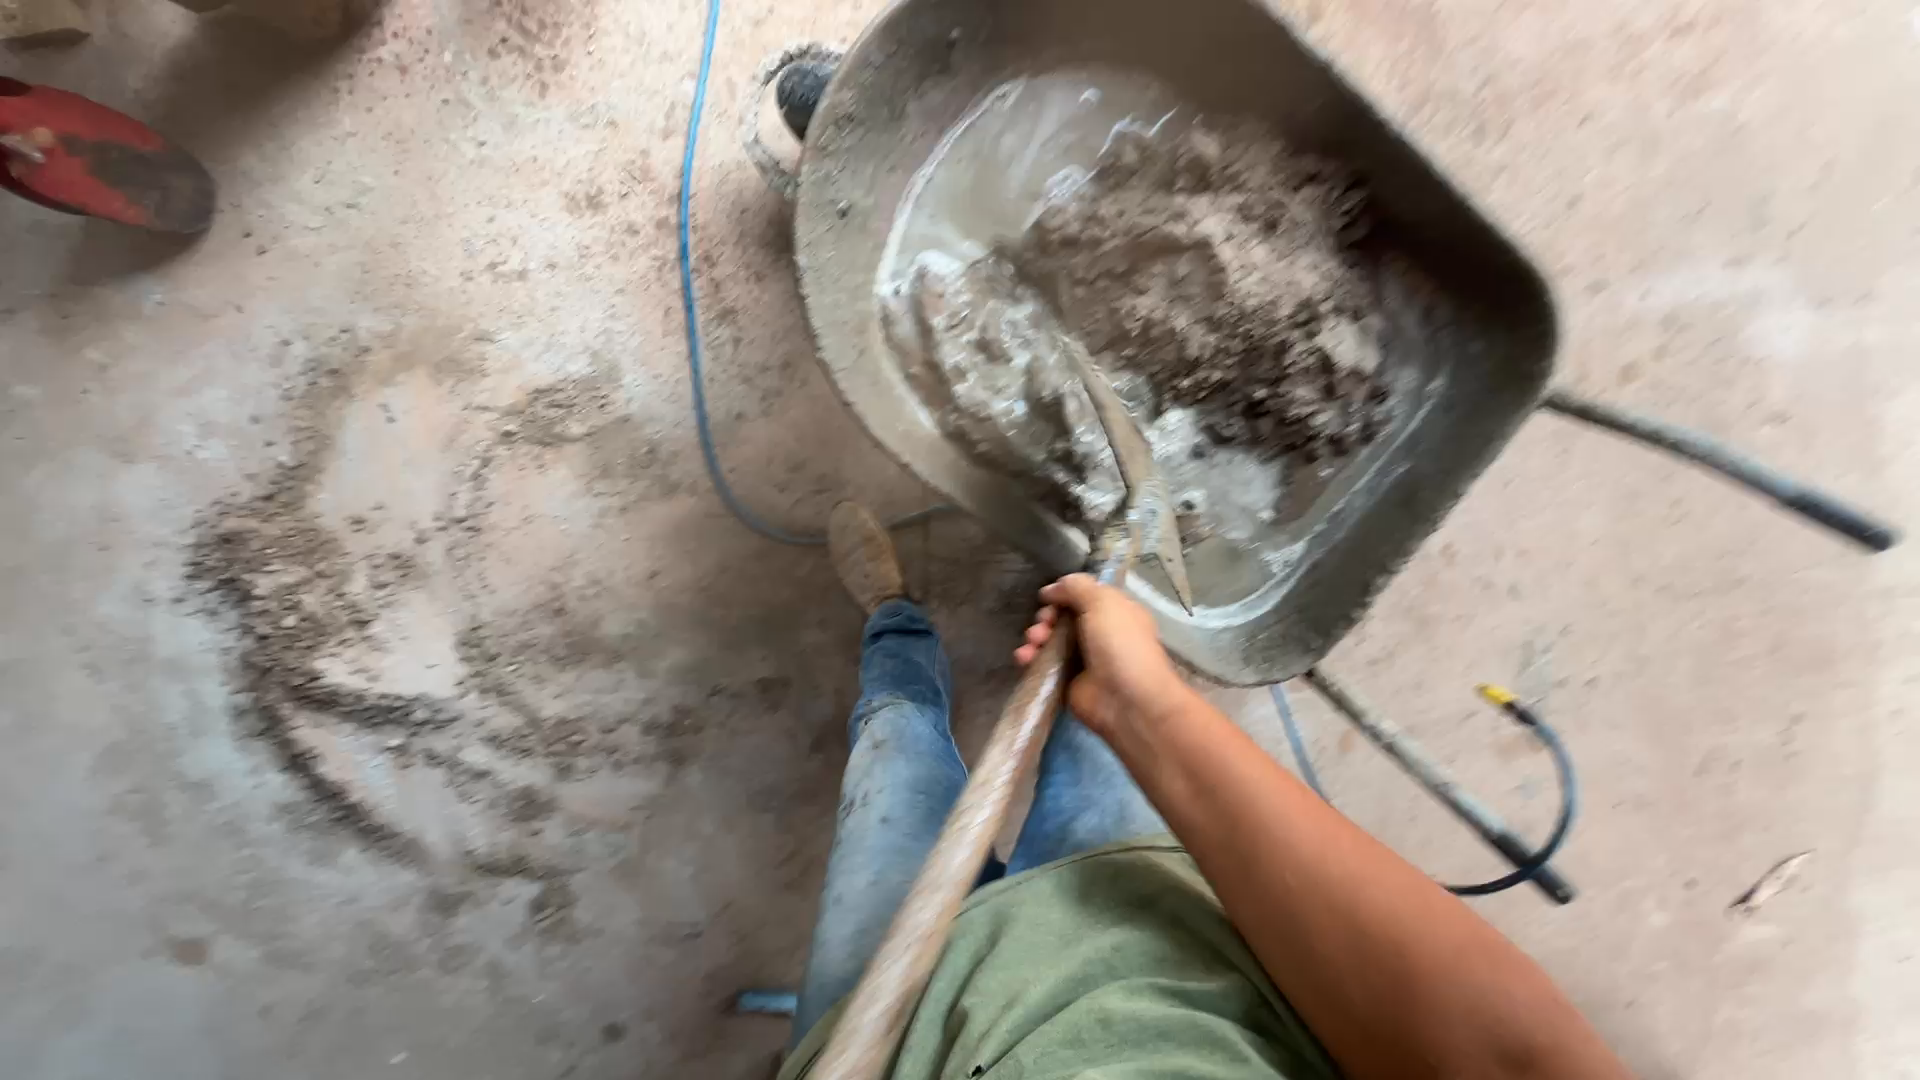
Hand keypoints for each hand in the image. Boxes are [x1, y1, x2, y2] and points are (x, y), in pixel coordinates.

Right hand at [1015, 574, 1196, 738]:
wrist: (1126, 700)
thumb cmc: (1119, 643)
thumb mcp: (1102, 601)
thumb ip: (1075, 587)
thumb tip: (1051, 589)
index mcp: (1114, 611)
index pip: (1083, 595)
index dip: (1063, 594)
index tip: (1048, 598)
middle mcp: (1099, 633)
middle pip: (1062, 617)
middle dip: (1047, 617)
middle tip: (1044, 624)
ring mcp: (1082, 658)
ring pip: (1049, 639)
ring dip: (1036, 636)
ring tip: (1034, 642)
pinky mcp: (1066, 681)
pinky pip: (1042, 664)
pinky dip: (1030, 658)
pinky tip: (1024, 658)